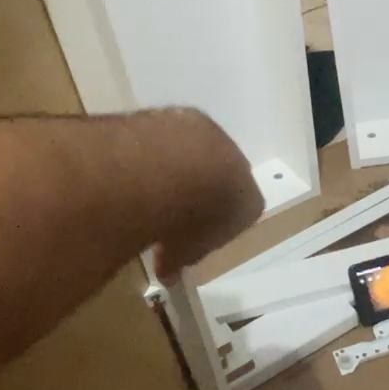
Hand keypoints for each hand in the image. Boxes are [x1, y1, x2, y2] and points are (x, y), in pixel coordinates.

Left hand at [144, 109, 261, 279]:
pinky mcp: (189, 115)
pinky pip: (176, 135)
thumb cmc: (189, 220)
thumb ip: (178, 259)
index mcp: (249, 201)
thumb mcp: (183, 252)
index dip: (215, 226)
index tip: (190, 237)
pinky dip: (160, 147)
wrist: (176, 170)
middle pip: (222, 178)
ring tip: (149, 185)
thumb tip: (167, 273)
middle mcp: (239, 165)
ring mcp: (215, 136)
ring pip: (199, 153)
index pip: (242, 214)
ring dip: (179, 167)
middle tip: (169, 211)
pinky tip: (139, 161)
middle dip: (198, 193)